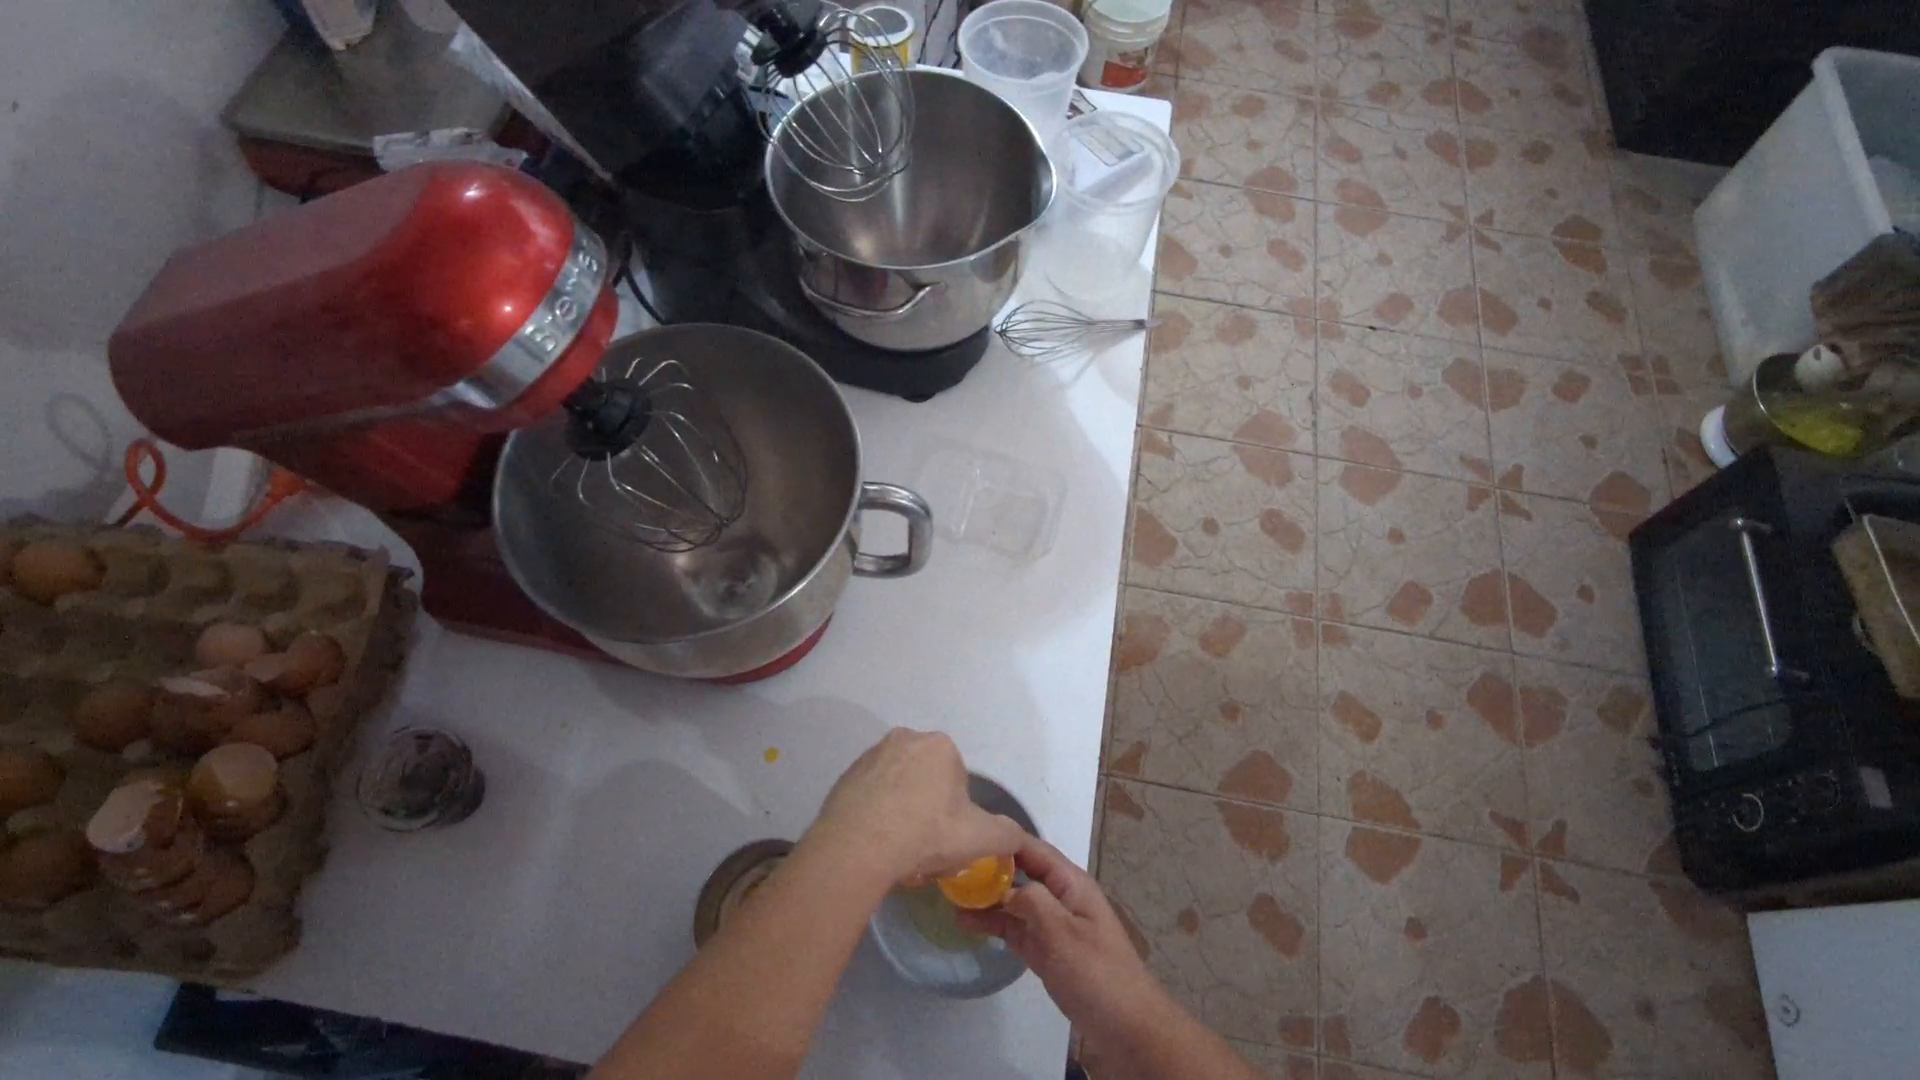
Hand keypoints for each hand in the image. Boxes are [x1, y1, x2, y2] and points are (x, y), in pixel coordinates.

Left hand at [806, 728, 1027, 884]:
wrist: (857, 848)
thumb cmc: (925, 835)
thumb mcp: (980, 839)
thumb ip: (1007, 834)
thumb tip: (1016, 836)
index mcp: (941, 745)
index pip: (958, 780)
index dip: (956, 812)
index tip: (946, 836)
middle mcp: (905, 738)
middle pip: (928, 779)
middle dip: (929, 807)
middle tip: (924, 843)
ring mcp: (871, 754)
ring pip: (899, 786)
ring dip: (902, 809)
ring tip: (898, 845)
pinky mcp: (846, 774)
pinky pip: (871, 794)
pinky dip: (876, 813)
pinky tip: (875, 840)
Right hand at [957, 835, 1167, 1038]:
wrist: (1125, 1026)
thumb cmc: (1097, 973)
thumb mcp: (1063, 933)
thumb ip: (1032, 902)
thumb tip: (1003, 886)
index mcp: (1070, 883)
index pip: (1032, 849)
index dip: (1003, 839)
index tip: (968, 834)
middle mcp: (1058, 896)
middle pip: (1020, 872)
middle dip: (989, 867)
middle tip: (950, 866)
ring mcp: (1051, 923)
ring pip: (1013, 900)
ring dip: (986, 897)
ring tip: (951, 895)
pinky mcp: (1043, 948)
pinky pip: (1014, 927)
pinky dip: (993, 923)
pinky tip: (967, 923)